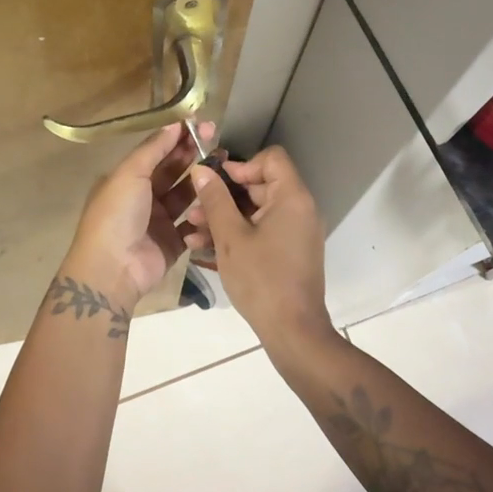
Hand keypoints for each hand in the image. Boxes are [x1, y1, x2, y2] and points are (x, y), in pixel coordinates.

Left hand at [60, 122, 205, 307]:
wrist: (113, 269)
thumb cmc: (117, 214)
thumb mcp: (129, 173)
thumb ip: (153, 149)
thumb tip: (174, 124)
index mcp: (127, 178)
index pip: (156, 151)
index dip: (177, 137)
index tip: (201, 125)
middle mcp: (142, 197)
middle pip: (172, 171)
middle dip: (192, 155)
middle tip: (216, 140)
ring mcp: (158, 221)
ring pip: (185, 195)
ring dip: (201, 181)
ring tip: (223, 166)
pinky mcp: (173, 242)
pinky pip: (192, 224)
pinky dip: (202, 213)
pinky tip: (217, 197)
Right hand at [186, 146, 333, 351]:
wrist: (293, 333)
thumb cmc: (262, 279)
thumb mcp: (231, 238)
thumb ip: (215, 200)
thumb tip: (202, 170)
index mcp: (292, 198)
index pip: (271, 159)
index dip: (242, 165)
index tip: (217, 183)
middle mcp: (299, 209)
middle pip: (260, 185)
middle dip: (224, 195)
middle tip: (195, 210)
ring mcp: (295, 232)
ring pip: (256, 211)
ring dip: (225, 217)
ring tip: (193, 230)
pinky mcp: (288, 252)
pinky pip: (261, 231)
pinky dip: (238, 234)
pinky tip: (205, 248)